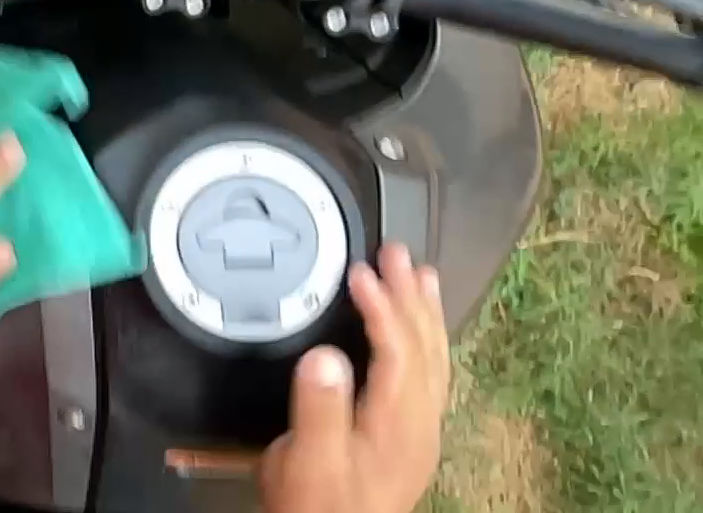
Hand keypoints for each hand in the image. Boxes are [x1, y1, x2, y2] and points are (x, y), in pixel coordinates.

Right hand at [259, 242, 451, 512]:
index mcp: (395, 425)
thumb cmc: (315, 499)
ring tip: (421, 278)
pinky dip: (422, 339)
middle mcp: (417, 424)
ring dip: (425, 315)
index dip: (383, 310)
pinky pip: (425, 372)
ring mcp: (417, 429)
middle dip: (412, 299)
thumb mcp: (310, 456)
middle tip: (398, 255)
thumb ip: (320, 407)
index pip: (399, 355)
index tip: (361, 271)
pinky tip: (415, 329)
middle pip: (426, 352)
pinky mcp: (407, 431)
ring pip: (433, 361)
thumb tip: (326, 355)